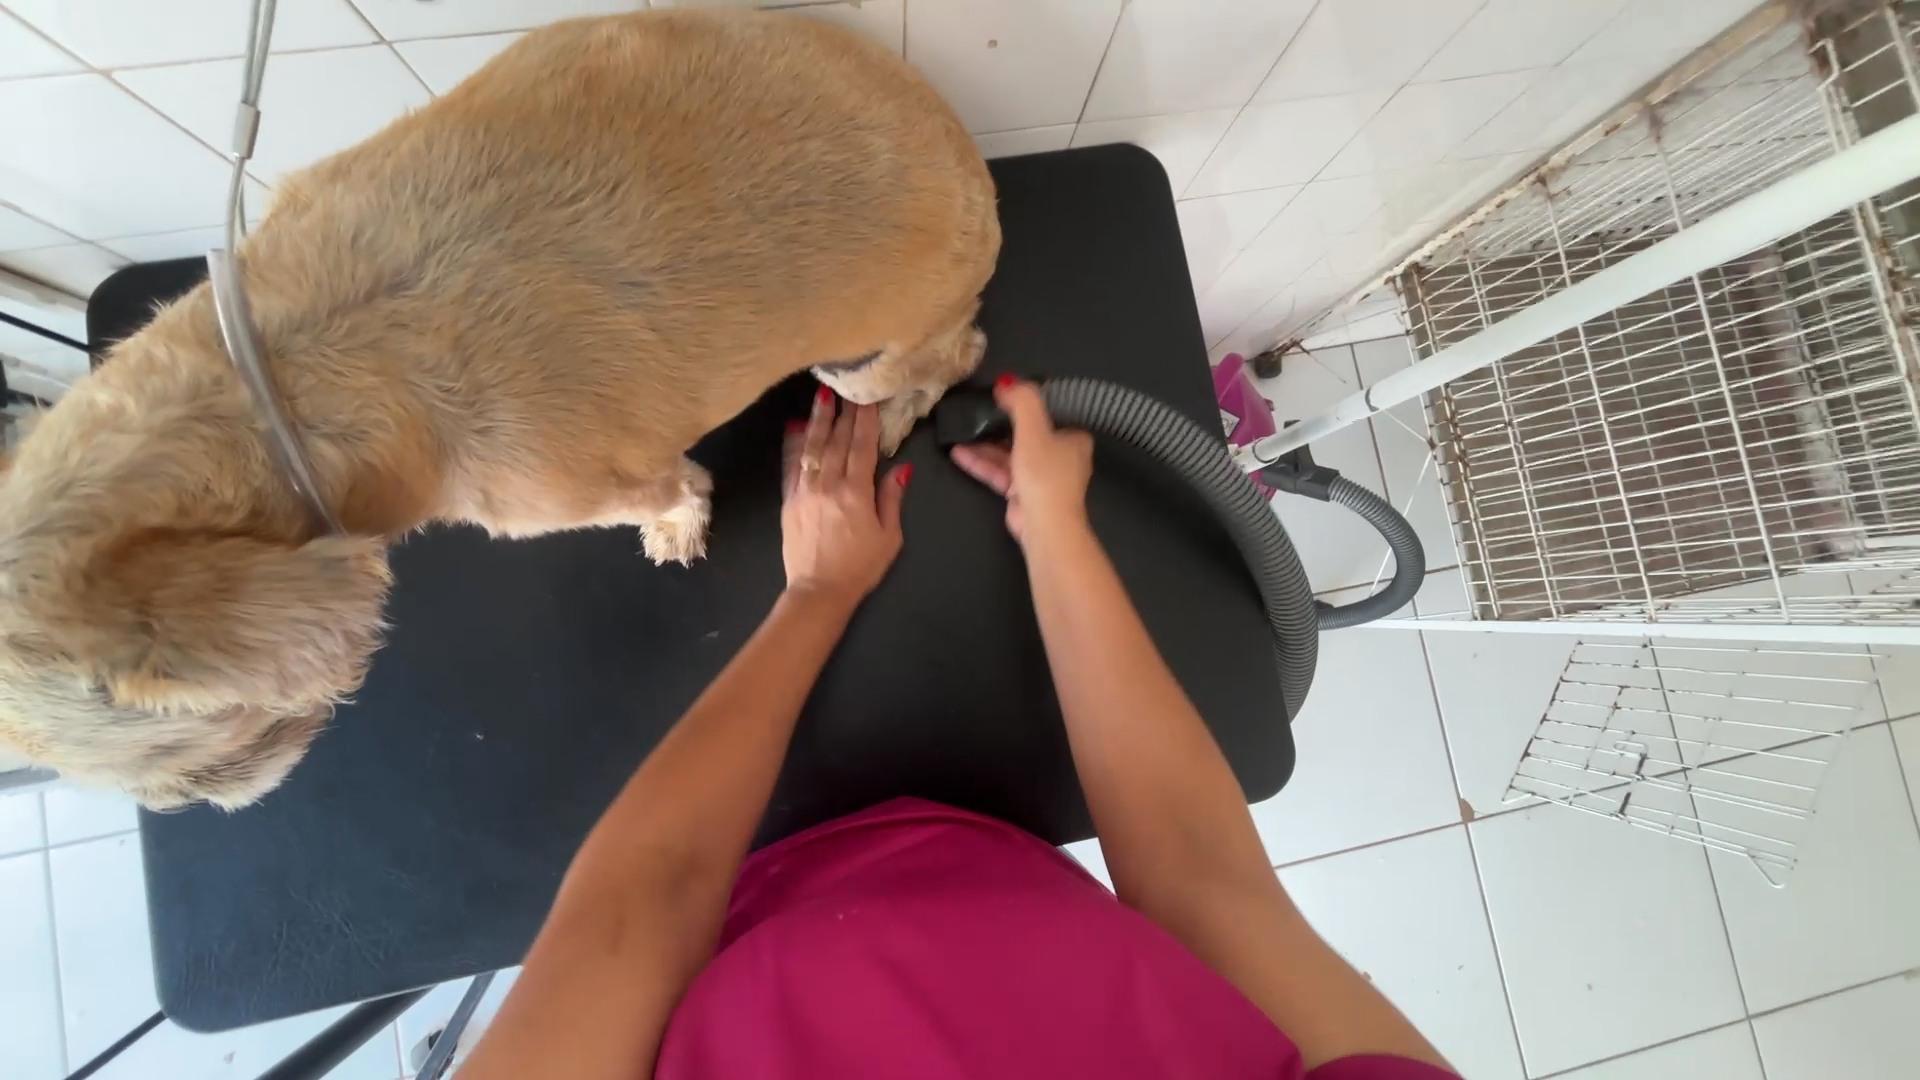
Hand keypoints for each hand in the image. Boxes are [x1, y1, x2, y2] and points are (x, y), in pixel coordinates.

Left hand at [780, 388, 909, 607]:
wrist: (818, 591)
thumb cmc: (860, 568)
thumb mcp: (889, 537)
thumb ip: (891, 500)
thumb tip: (901, 469)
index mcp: (856, 493)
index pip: (862, 447)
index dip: (865, 420)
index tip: (867, 397)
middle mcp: (828, 484)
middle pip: (836, 441)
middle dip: (842, 413)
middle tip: (844, 387)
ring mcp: (804, 491)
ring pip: (812, 448)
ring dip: (818, 420)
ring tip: (821, 397)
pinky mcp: (789, 501)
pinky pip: (793, 466)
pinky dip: (796, 444)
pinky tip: (798, 428)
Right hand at [949, 376, 1092, 545]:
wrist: (1045, 524)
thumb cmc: (1045, 473)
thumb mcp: (1034, 429)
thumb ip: (1022, 401)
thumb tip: (1006, 381)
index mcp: (1074, 438)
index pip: (1048, 413)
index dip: (1025, 404)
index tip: (1001, 395)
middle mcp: (1060, 456)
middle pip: (1026, 433)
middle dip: (998, 425)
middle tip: (975, 412)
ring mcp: (1040, 476)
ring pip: (1010, 453)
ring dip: (985, 445)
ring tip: (959, 432)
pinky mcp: (1022, 492)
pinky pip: (1000, 471)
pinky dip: (982, 463)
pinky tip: (959, 453)